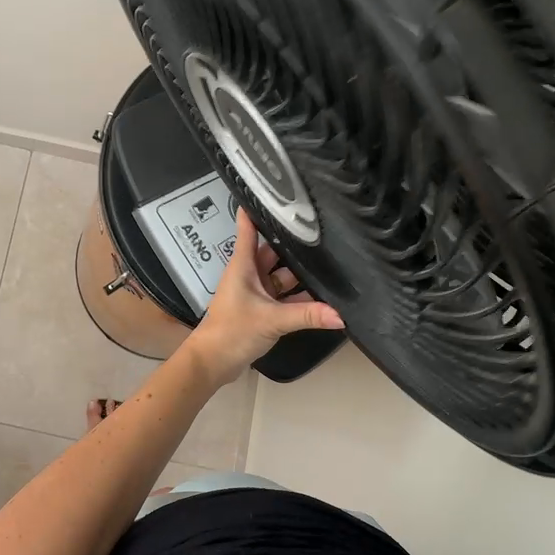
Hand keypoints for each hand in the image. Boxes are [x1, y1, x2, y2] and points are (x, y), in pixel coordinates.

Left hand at [181, 209, 344, 387]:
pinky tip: (321, 296)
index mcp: (243, 265)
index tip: (274, 191)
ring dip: (299, 273)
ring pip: (281, 275)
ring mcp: (255, 292)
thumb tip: (341, 315)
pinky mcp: (261, 309)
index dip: (257, 209)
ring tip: (330, 261)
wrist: (213, 362)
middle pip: (273, 251)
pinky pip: (283, 296)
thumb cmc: (232, 331)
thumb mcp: (272, 320)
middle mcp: (249, 273)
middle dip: (293, 244)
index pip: (248, 228)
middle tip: (321, 230)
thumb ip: (307, 315)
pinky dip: (299, 297)